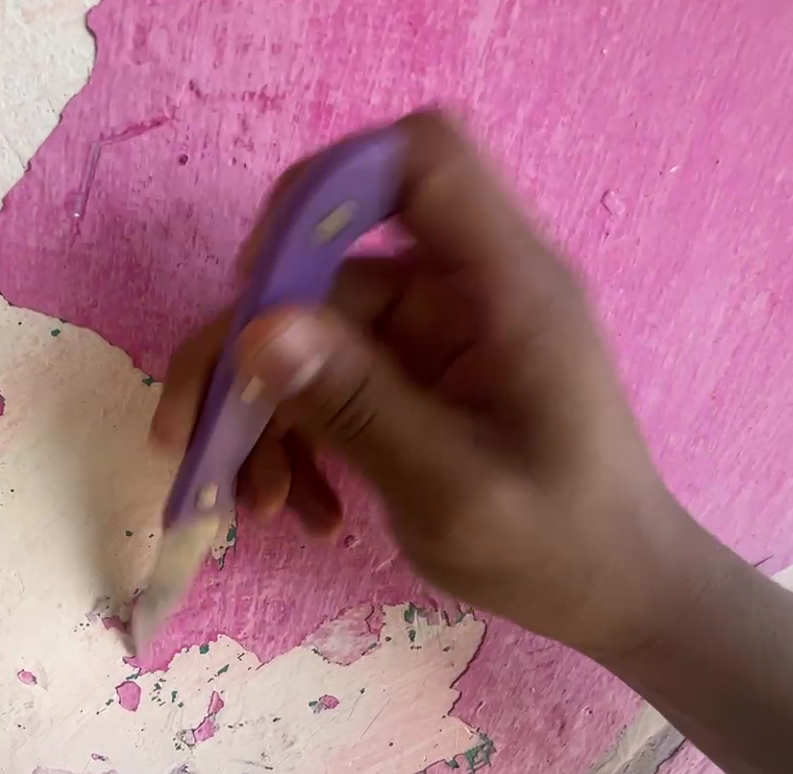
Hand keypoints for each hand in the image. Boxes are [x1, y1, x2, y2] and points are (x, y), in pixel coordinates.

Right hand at [150, 109, 711, 657]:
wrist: (602, 591)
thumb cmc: (554, 544)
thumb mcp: (452, 488)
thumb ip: (359, 406)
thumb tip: (254, 331)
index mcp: (500, 286)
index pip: (417, 163)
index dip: (323, 193)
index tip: (253, 280)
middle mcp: (449, 297)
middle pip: (313, 277)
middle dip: (240, 362)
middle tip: (190, 441)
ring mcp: (416, 342)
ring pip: (295, 346)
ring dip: (259, 426)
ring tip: (262, 506)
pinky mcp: (395, 384)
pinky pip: (311, 396)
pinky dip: (290, 452)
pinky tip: (306, 512)